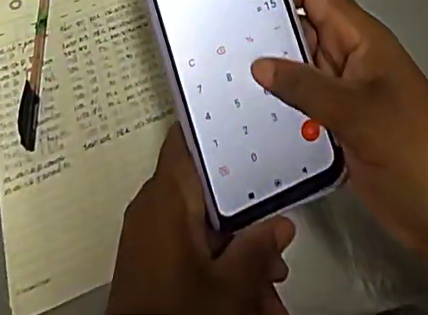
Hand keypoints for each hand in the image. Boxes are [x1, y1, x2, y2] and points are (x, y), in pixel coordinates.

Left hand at [106, 130, 296, 314]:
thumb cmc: (172, 314)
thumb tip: (278, 226)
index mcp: (167, 196)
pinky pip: (189, 248)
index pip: (187, 139)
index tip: (243, 131)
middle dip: (244, 221)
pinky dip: (216, 265)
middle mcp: (153, 207)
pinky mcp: (150, 259)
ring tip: (268, 292)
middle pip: (206, 194)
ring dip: (237, 253)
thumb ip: (258, 248)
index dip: (216, 132)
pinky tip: (246, 300)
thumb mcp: (230, 286)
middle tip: (274, 252)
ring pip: (203, 227)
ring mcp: (149, 234)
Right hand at [250, 0, 427, 271]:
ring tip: (228, 76)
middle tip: (223, 42)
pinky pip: (304, 106)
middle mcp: (352, 60)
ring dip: (272, 75)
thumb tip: (260, 63)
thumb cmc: (417, 152)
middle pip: (303, 32)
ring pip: (300, 72)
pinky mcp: (342, 128)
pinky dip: (282, 108)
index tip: (241, 1)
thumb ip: (304, 85)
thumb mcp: (356, 112)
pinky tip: (253, 115)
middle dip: (267, 35)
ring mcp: (346, 96)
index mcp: (363, 40)